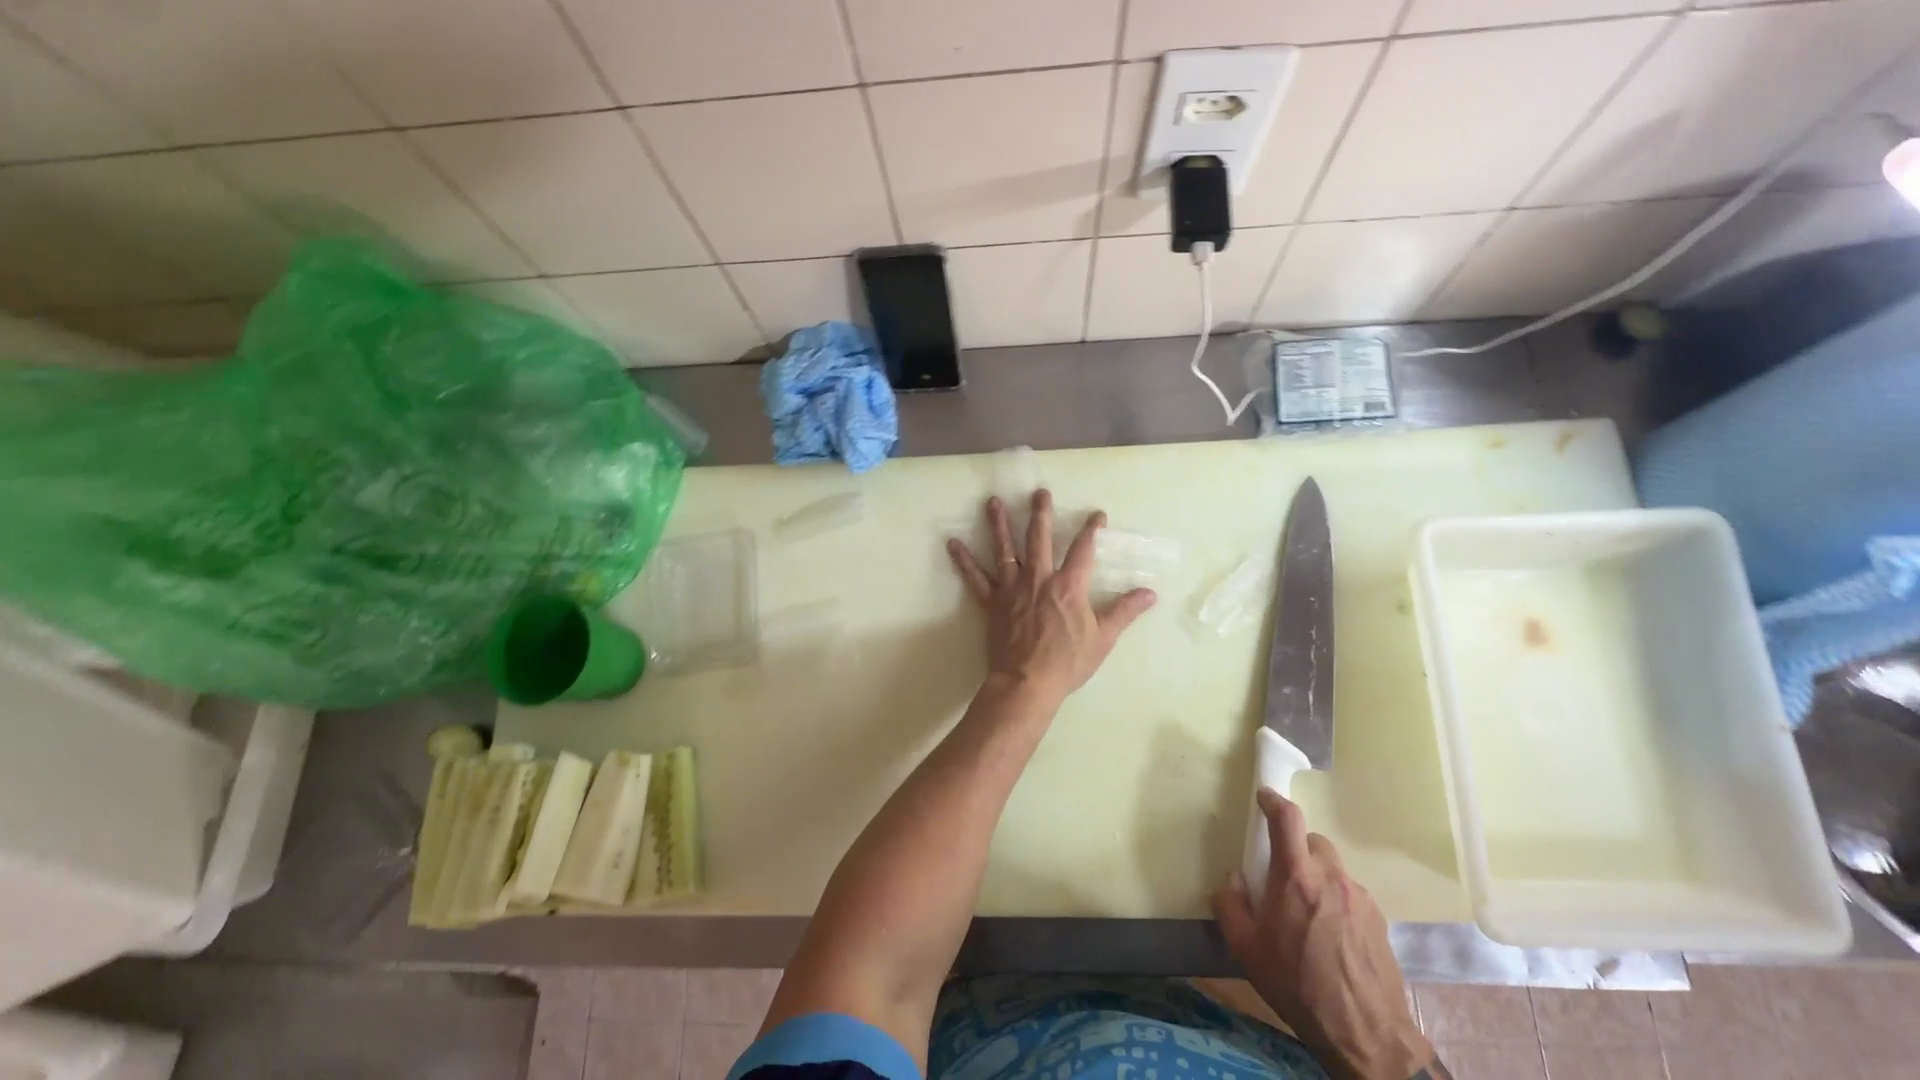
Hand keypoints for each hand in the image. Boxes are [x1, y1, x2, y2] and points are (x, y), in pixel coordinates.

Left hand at [946, 490, 1155, 705]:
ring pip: (1005, 550)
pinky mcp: (992, 604)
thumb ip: (1125, 611)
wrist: (1027, 683)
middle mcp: (1039, 579)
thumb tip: (1151, 593)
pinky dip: (964, 561)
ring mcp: (1012, 590)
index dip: (1091, 530)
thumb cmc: (1067, 663)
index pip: (1083, 550)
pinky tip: (953, 543)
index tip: (1097, 515)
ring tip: (992, 502)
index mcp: (1068, 586)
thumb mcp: (1103, 638)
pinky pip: (976, 579)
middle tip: (1039, 492)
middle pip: (1039, 539)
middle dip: (1040, 514)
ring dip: (999, 524)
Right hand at [1212, 789, 1438, 1079]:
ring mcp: (1360, 897)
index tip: (1263, 796)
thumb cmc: (1297, 985)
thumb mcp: (1245, 949)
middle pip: (1312, 841)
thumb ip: (1230, 906)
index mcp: (1296, 878)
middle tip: (1279, 876)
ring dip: (1315, 877)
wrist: (1365, 1031)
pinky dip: (1334, 901)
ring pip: (1333, 869)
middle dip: (1293, 848)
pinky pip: (1349, 894)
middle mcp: (1332, 878)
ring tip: (1303, 915)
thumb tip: (1232, 881)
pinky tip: (1327, 937)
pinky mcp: (1378, 918)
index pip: (1287, 819)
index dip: (1273, 800)